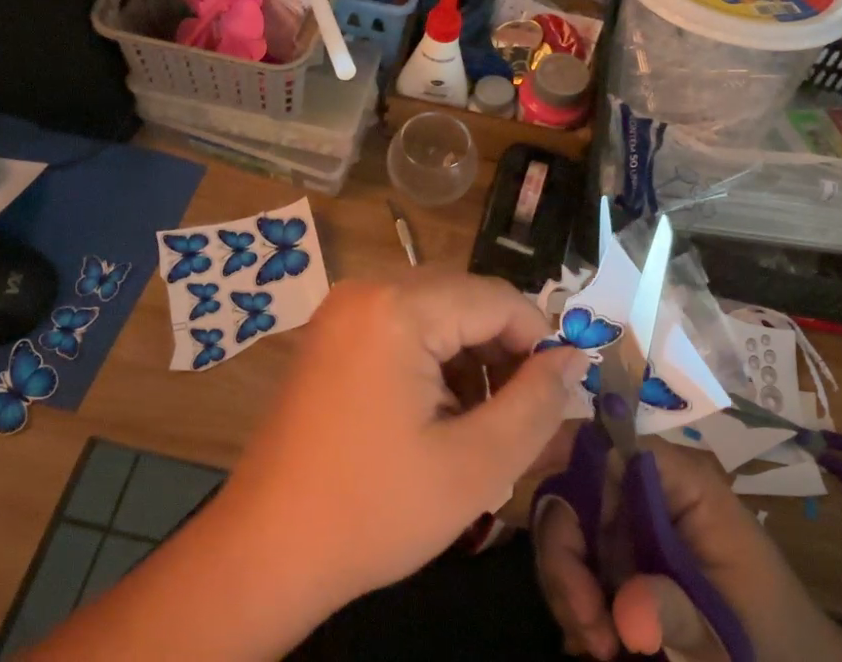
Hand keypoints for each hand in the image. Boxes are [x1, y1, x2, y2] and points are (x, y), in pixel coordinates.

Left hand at [222, 271, 589, 604]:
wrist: (267, 549)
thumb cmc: (375, 509)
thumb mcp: (476, 463)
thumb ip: (537, 401)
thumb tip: (574, 356)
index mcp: (397, 309)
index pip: (498, 299)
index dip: (540, 342)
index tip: (557, 396)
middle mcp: (365, 291)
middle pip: (465, 299)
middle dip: (502, 351)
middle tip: (516, 416)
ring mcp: (341, 312)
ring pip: (436, 313)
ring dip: (469, 357)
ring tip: (477, 423)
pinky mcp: (330, 336)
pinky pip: (401, 327)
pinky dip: (432, 361)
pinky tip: (436, 415)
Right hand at [535, 440, 841, 661]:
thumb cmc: (777, 643)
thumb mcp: (733, 635)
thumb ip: (682, 615)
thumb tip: (626, 610)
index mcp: (683, 486)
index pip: (609, 442)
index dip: (559, 452)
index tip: (528, 497)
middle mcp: (649, 496)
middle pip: (574, 492)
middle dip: (565, 558)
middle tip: (588, 627)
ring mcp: (632, 530)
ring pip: (567, 534)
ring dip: (569, 592)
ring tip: (601, 650)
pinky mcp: (622, 564)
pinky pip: (577, 569)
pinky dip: (576, 608)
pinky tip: (600, 646)